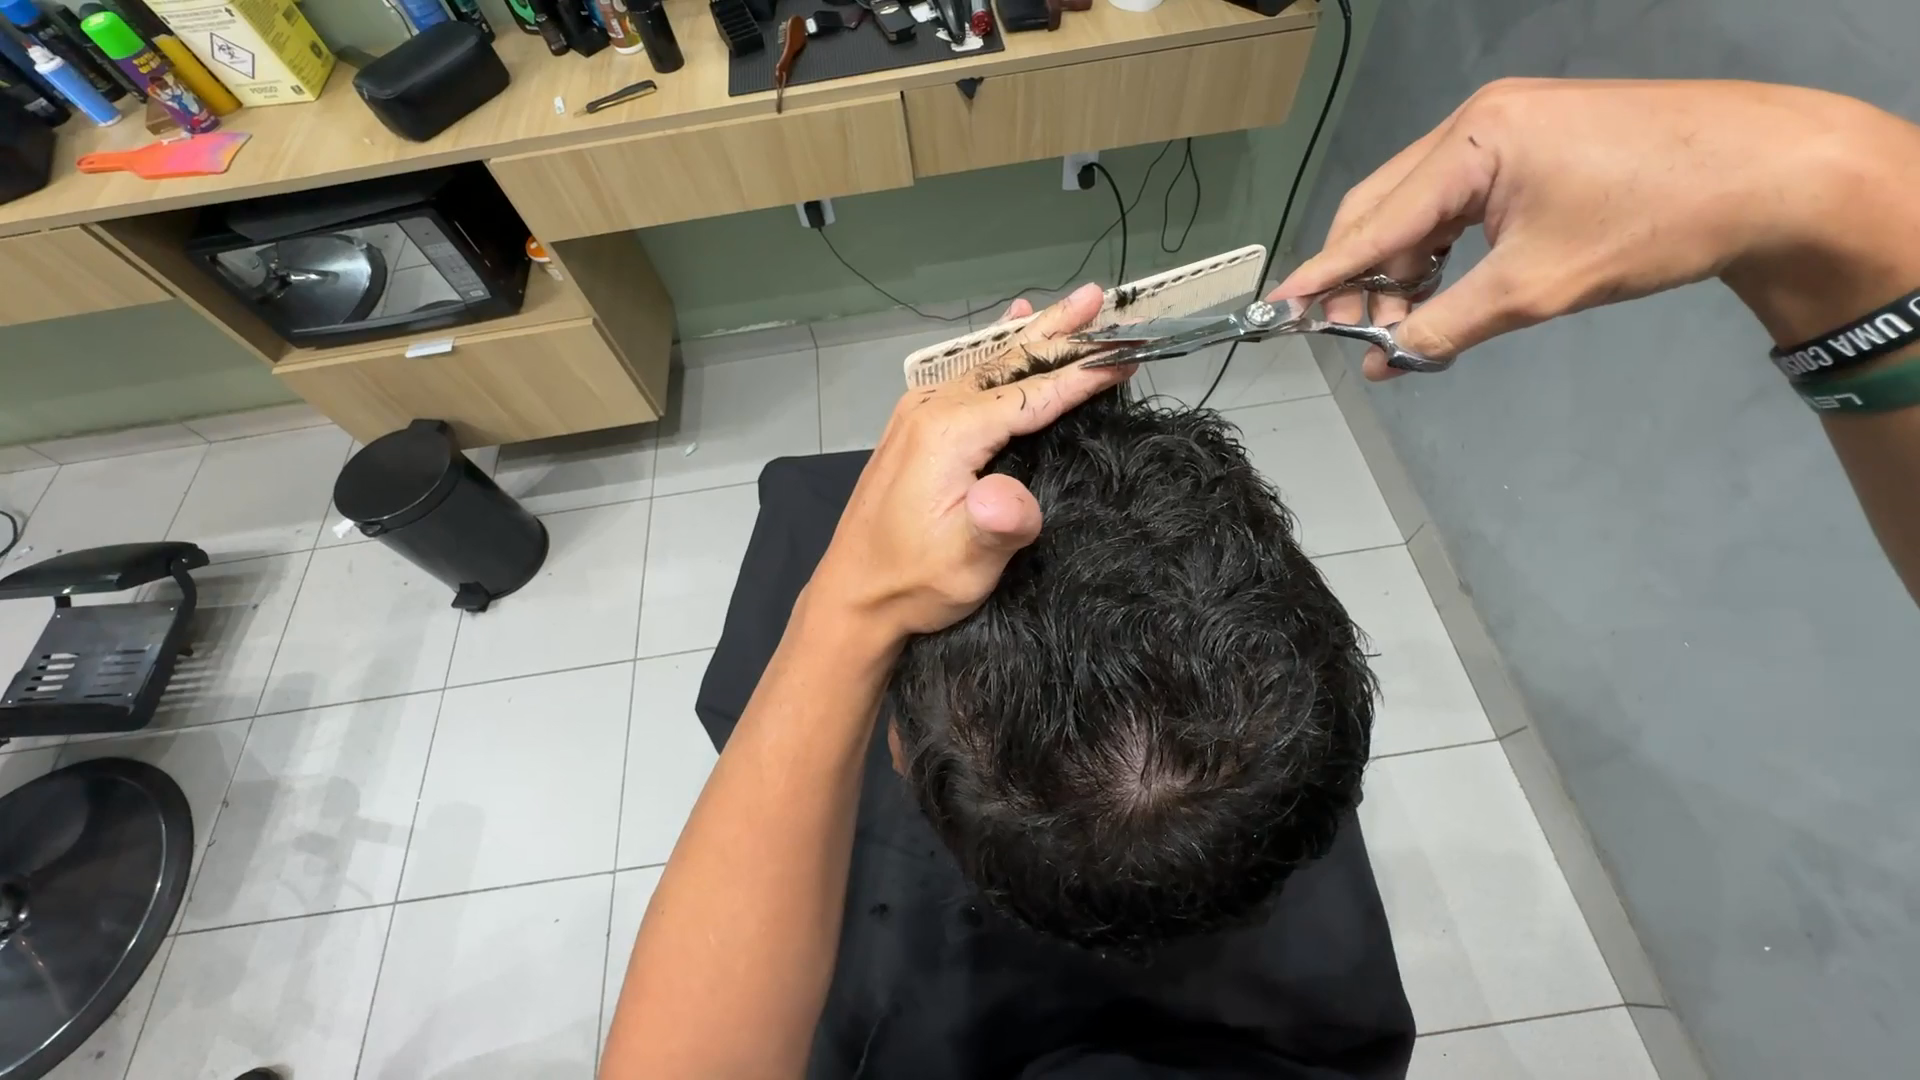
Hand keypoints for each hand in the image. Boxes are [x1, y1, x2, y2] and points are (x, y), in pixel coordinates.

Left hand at [805, 285, 1131, 640]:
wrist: (853, 595)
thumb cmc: (911, 581)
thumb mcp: (962, 564)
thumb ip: (996, 527)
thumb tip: (1014, 497)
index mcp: (947, 433)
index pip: (1030, 394)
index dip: (1081, 376)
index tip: (1126, 357)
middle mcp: (930, 410)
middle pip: (1006, 362)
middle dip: (1057, 332)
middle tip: (1097, 298)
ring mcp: (917, 416)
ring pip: (986, 365)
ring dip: (1030, 338)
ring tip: (1067, 308)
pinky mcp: (913, 430)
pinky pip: (965, 379)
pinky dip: (996, 356)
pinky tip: (1005, 334)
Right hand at [1272, 78, 1919, 378]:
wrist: (1780, 176)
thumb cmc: (1656, 221)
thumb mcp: (1534, 287)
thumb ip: (1443, 327)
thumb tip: (1383, 365)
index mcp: (1475, 140)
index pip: (1375, 221)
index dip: (1324, 274)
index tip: (1278, 308)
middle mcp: (1475, 127)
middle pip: (1380, 210)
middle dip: (1361, 278)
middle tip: (1358, 334)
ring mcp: (1500, 135)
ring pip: (1411, 213)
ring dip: (1397, 274)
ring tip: (1402, 325)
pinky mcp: (1521, 154)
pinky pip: (1448, 210)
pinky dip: (1432, 257)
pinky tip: (1433, 294)